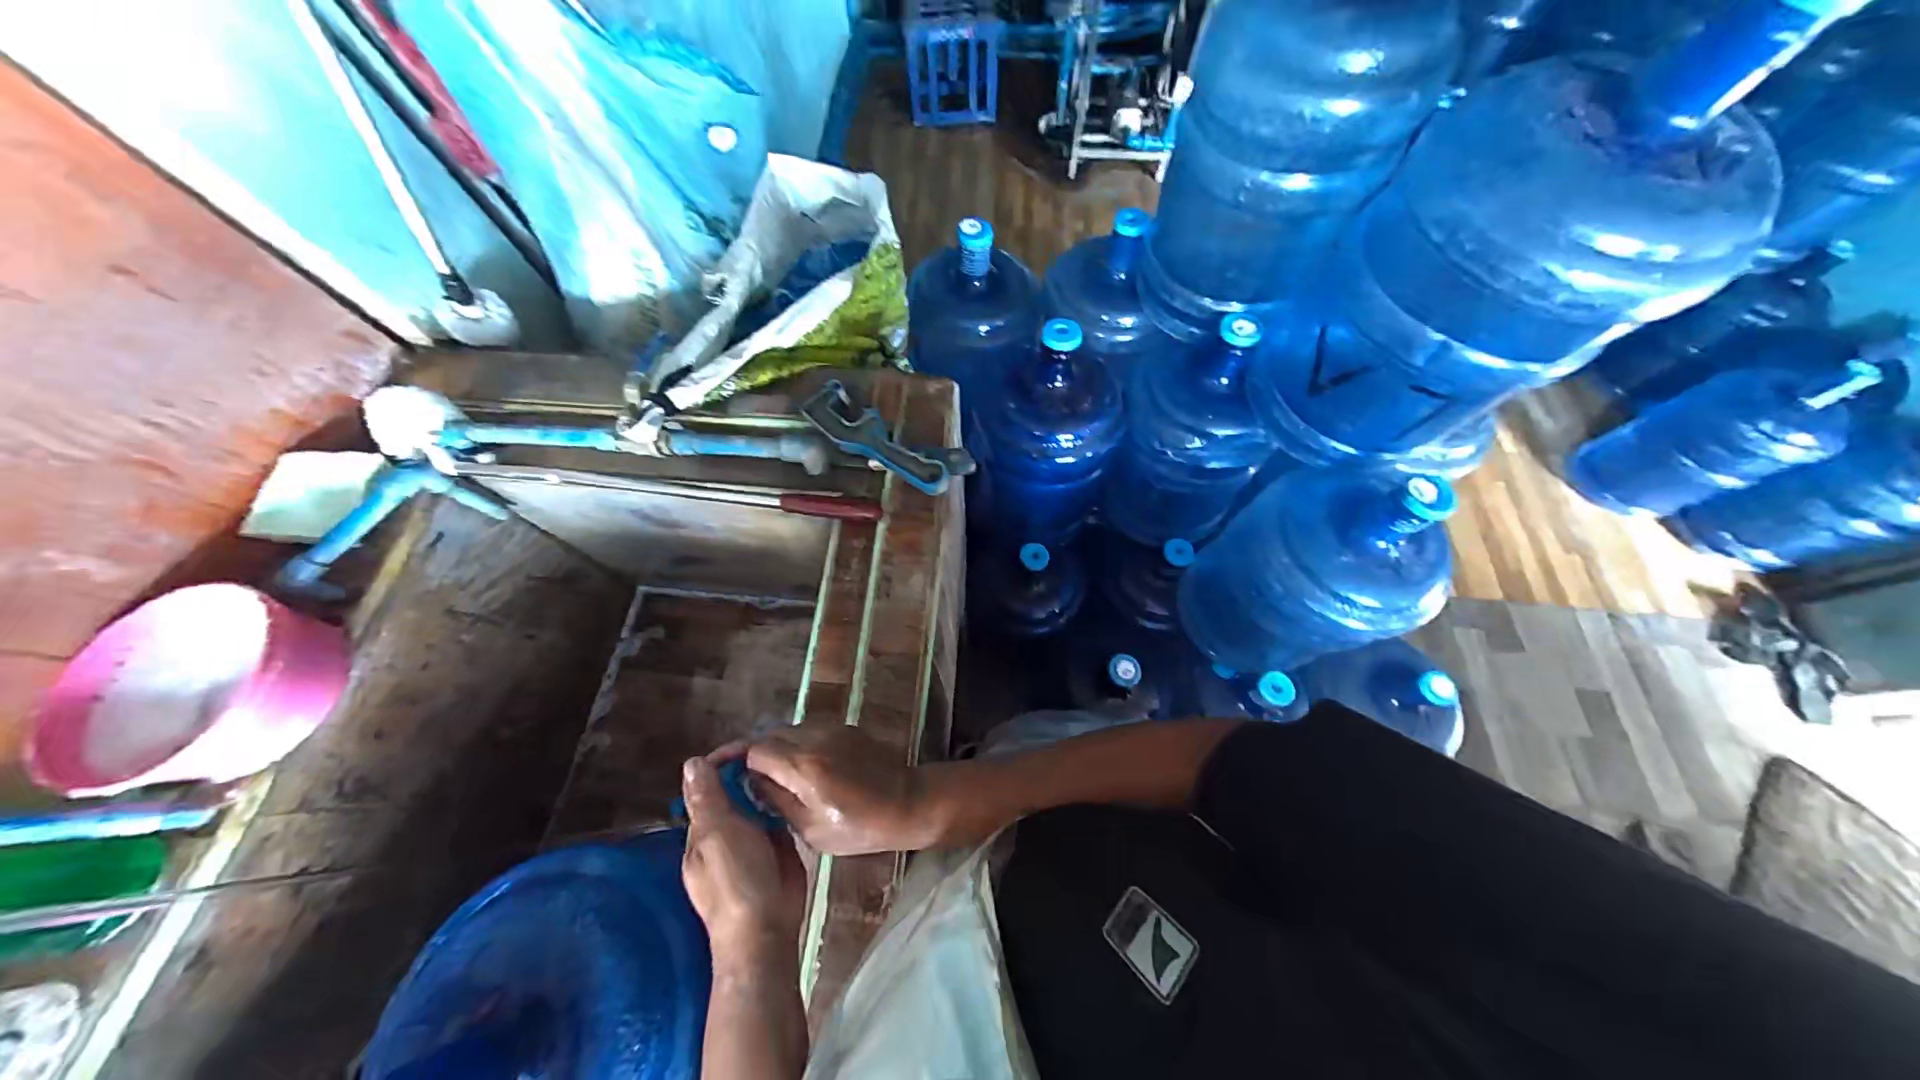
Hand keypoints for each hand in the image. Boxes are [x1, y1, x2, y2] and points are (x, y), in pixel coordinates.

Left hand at [680, 757, 805, 961]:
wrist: (766, 929)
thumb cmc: (736, 880)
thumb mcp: (717, 835)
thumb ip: (707, 800)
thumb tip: (692, 762)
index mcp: (702, 832)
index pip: (708, 788)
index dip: (724, 766)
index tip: (748, 748)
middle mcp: (724, 833)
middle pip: (734, 794)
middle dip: (749, 774)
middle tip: (776, 749)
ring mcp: (752, 842)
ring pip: (757, 805)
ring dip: (767, 787)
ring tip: (791, 760)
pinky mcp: (777, 848)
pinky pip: (778, 818)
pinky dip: (783, 804)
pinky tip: (798, 787)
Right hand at [723, 724, 936, 855]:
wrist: (908, 802)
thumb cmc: (860, 827)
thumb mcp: (811, 828)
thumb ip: (777, 801)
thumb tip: (751, 783)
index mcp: (803, 766)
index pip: (754, 750)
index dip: (734, 760)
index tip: (719, 772)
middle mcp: (814, 738)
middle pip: (769, 736)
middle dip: (751, 754)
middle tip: (741, 776)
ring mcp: (831, 729)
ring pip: (788, 731)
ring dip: (774, 749)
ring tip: (768, 775)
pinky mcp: (845, 728)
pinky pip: (809, 731)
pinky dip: (796, 745)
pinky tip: (798, 768)